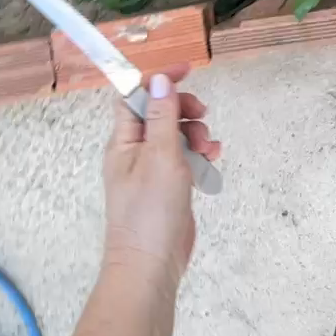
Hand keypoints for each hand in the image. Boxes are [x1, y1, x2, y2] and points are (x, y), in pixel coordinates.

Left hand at [101, 68, 221, 287]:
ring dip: (196, 132)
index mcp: (124, 141)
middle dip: (184, 108)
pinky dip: (199, 153)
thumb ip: (162, 117)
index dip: (158, 79)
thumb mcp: (160, 156)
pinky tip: (212, 160)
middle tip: (202, 115)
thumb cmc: (151, 209)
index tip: (188, 70)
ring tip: (209, 147)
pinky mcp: (168, 185)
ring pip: (176, 133)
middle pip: (159, 112)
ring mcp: (152, 169)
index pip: (135, 96)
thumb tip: (159, 79)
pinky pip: (185, 156)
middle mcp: (135, 151)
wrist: (151, 265)